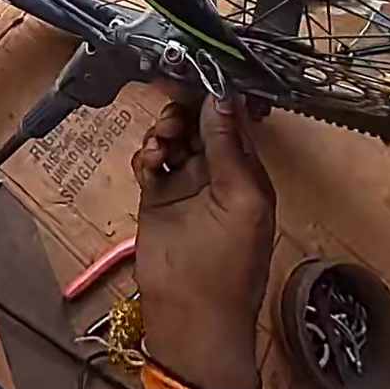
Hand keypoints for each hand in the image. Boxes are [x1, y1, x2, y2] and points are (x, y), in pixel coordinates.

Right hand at [132, 95, 277, 388]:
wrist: (188, 312)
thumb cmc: (225, 261)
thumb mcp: (240, 199)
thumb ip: (228, 146)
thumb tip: (221, 96)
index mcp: (243, 169)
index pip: (228, 119)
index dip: (210, 96)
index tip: (189, 76)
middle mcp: (214, 169)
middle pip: (195, 121)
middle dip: (180, 114)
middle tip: (170, 124)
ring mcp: (184, 180)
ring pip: (170, 135)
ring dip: (161, 132)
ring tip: (158, 149)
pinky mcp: (157, 191)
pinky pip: (149, 157)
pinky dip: (146, 155)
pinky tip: (148, 167)